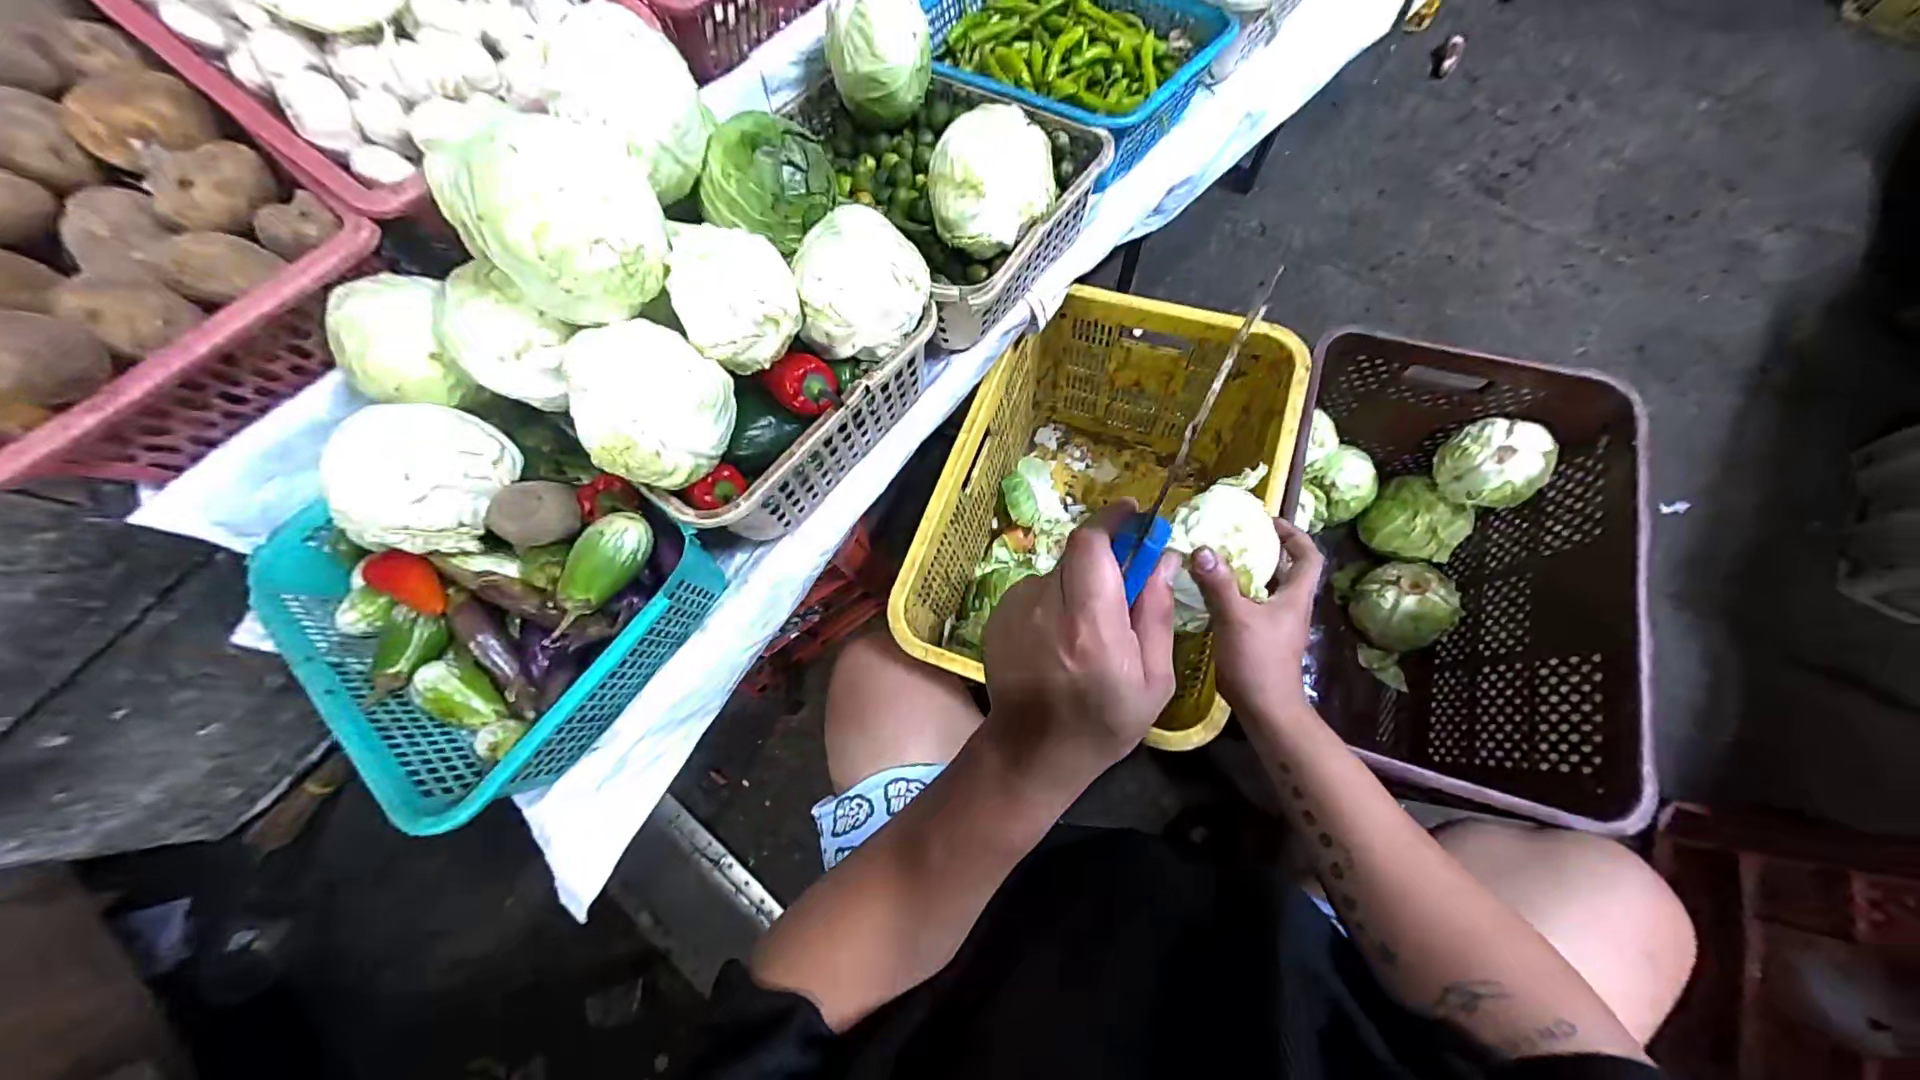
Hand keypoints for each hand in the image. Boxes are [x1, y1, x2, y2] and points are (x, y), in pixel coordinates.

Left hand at [981, 500, 1178, 788]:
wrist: (1033, 749)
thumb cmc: (1104, 721)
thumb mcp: (1152, 678)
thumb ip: (1157, 612)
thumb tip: (1164, 558)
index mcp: (1090, 627)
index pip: (1091, 545)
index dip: (1112, 520)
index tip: (1133, 513)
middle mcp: (1045, 609)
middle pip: (1075, 553)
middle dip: (1103, 558)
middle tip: (1122, 584)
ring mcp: (1014, 611)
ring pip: (1057, 574)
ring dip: (1078, 587)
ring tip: (1088, 631)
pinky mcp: (998, 616)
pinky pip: (1037, 592)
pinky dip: (1055, 603)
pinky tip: (1060, 640)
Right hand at [1189, 517, 1322, 718]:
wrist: (1267, 709)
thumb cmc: (1258, 661)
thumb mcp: (1235, 617)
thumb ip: (1219, 583)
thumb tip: (1203, 549)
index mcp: (1295, 597)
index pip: (1308, 556)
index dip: (1293, 535)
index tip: (1268, 522)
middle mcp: (1291, 607)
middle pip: (1286, 570)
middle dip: (1265, 550)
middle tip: (1235, 537)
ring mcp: (1278, 625)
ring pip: (1266, 588)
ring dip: (1248, 572)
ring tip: (1219, 560)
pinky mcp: (1263, 638)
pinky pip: (1252, 605)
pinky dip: (1236, 594)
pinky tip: (1212, 594)